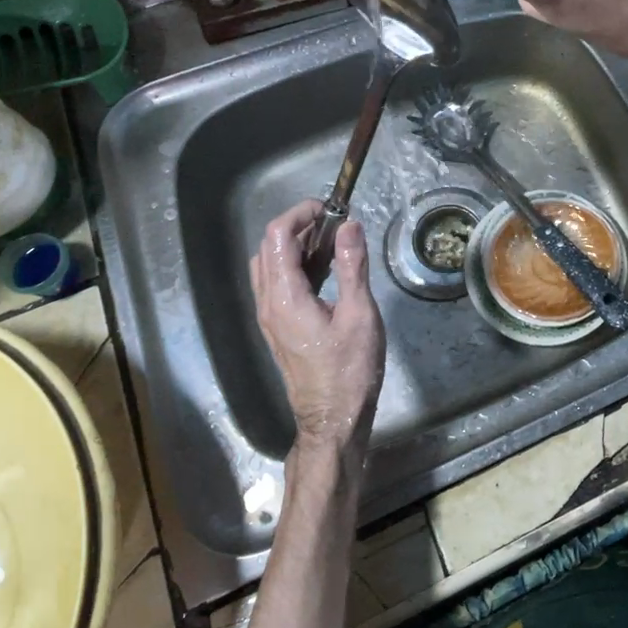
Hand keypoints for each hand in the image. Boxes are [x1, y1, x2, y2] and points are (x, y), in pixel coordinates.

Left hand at [249, 200, 385, 455]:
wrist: (332, 419)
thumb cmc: (349, 369)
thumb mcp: (359, 315)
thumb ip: (352, 267)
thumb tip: (349, 225)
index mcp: (284, 296)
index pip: (278, 236)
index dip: (300, 213)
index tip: (332, 209)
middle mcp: (268, 303)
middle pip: (269, 247)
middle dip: (299, 226)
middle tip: (336, 225)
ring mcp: (270, 317)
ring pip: (269, 265)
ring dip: (296, 245)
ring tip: (333, 243)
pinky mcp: (278, 327)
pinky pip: (277, 283)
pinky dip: (296, 265)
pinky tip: (325, 270)